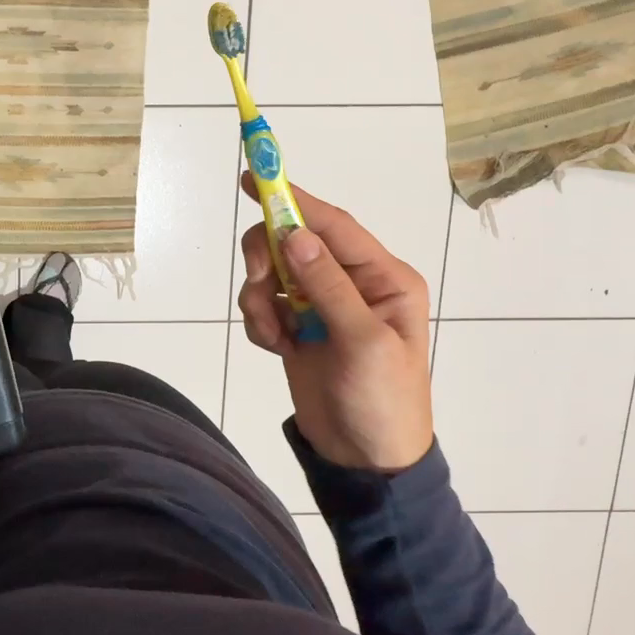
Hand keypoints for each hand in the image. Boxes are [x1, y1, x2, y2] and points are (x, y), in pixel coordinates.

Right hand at [238, 178, 433, 472]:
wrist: (364, 457)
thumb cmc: (381, 399)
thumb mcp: (362, 341)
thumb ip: (327, 285)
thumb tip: (294, 234)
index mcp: (382, 277)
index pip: (332, 225)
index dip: (293, 199)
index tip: (253, 177)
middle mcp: (350, 282)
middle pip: (291, 243)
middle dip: (268, 262)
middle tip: (262, 288)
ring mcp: (319, 305)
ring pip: (270, 274)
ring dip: (260, 301)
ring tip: (276, 336)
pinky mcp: (296, 327)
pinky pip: (262, 304)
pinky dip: (259, 323)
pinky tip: (277, 348)